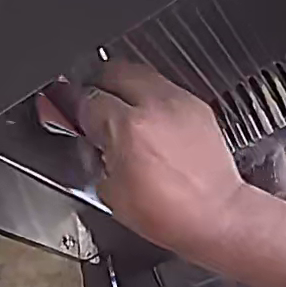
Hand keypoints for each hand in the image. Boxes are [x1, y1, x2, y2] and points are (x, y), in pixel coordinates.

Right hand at [74, 61, 249, 253]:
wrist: (215, 215)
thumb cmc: (169, 213)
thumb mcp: (112, 192)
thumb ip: (94, 156)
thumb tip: (88, 140)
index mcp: (127, 127)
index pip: (88, 98)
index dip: (74, 106)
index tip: (70, 111)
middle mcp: (154, 106)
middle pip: (112, 70)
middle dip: (97, 84)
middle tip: (91, 102)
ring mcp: (178, 102)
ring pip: (140, 72)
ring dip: (124, 86)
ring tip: (119, 109)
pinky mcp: (196, 106)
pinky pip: (164, 87)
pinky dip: (150, 97)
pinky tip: (147, 119)